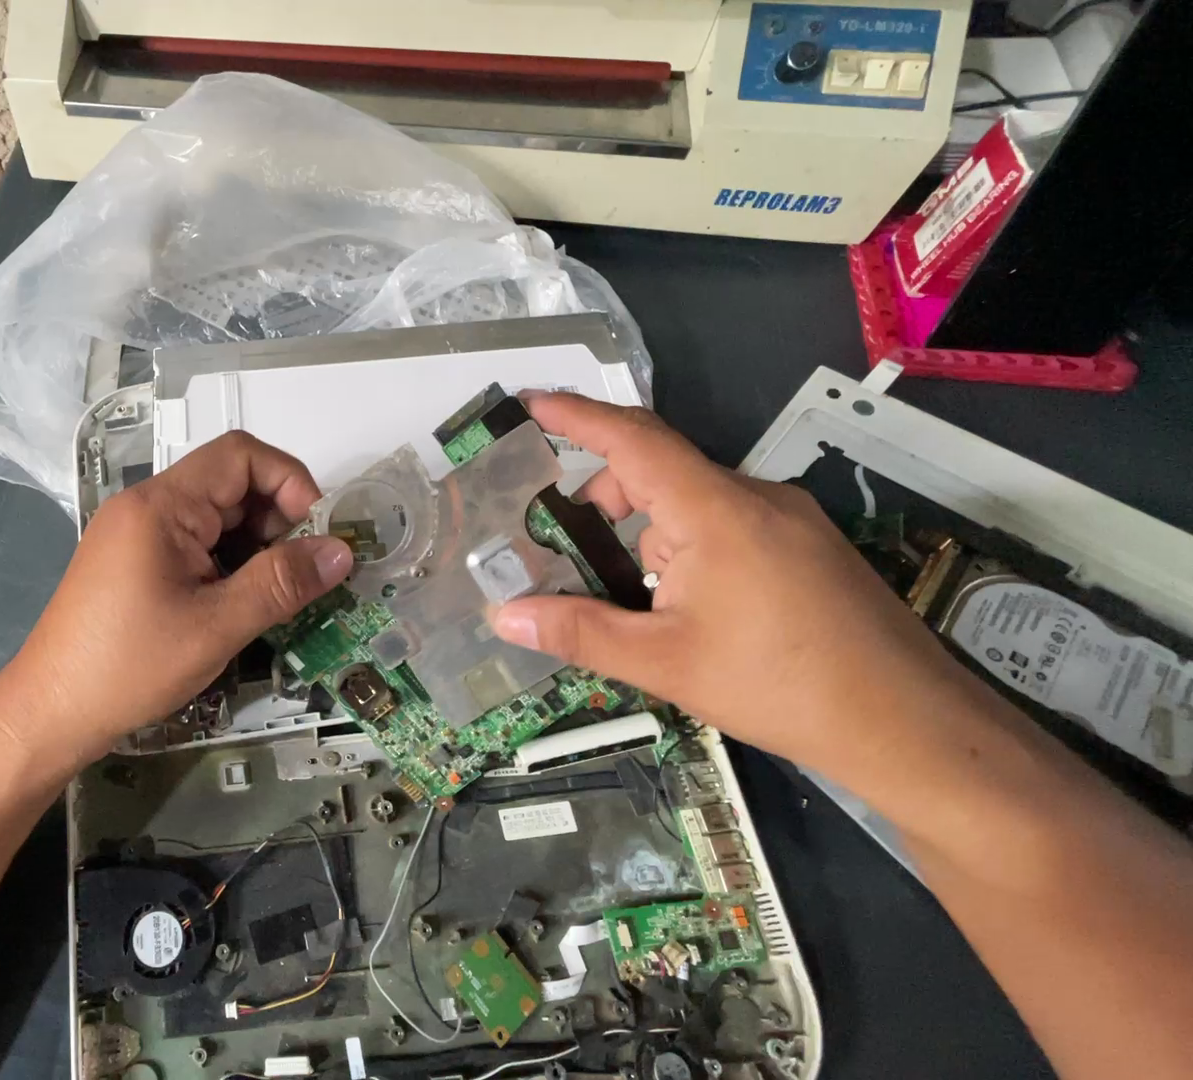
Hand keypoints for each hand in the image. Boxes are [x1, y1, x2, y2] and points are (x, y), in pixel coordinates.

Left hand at [0, 432, 353, 768]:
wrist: (51, 710)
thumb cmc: (130, 666)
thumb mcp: (217, 626)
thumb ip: (282, 583)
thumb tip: (342, 551)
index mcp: (162, 505)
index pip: (239, 455)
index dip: (289, 480)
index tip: (314, 531)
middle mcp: (147, 506)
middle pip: (229, 483)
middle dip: (275, 520)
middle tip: (296, 575)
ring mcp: (136, 534)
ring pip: (214, 516)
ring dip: (253, 546)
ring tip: (270, 596)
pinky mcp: (133, 561)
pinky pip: (193, 542)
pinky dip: (226, 563)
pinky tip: (237, 603)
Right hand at [491, 392, 976, 774]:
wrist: (913, 728)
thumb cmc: (781, 686)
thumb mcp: (663, 663)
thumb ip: (578, 631)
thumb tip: (503, 615)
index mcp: (715, 511)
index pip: (633, 440)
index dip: (577, 415)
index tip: (531, 400)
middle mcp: (754, 498)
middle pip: (658, 469)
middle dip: (601, 496)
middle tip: (559, 538)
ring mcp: (788, 521)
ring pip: (691, 503)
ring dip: (643, 532)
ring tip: (622, 592)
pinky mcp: (806, 547)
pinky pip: (725, 524)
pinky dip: (681, 545)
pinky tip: (679, 605)